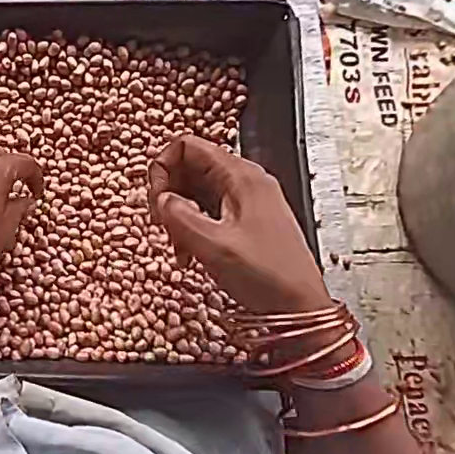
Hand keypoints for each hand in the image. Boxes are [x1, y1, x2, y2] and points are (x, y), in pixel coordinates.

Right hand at [147, 135, 328, 313]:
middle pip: (188, 168)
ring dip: (177, 215)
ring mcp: (244, 200)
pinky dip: (190, 228)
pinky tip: (189, 253)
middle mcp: (243, 181)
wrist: (298, 306)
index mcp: (240, 176)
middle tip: (162, 225)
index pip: (187, 146)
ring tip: (178, 246)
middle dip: (167, 194)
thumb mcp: (213, 245)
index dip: (162, 167)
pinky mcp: (242, 220)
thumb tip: (159, 199)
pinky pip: (205, 211)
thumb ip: (180, 216)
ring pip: (194, 192)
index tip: (155, 199)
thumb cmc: (266, 274)